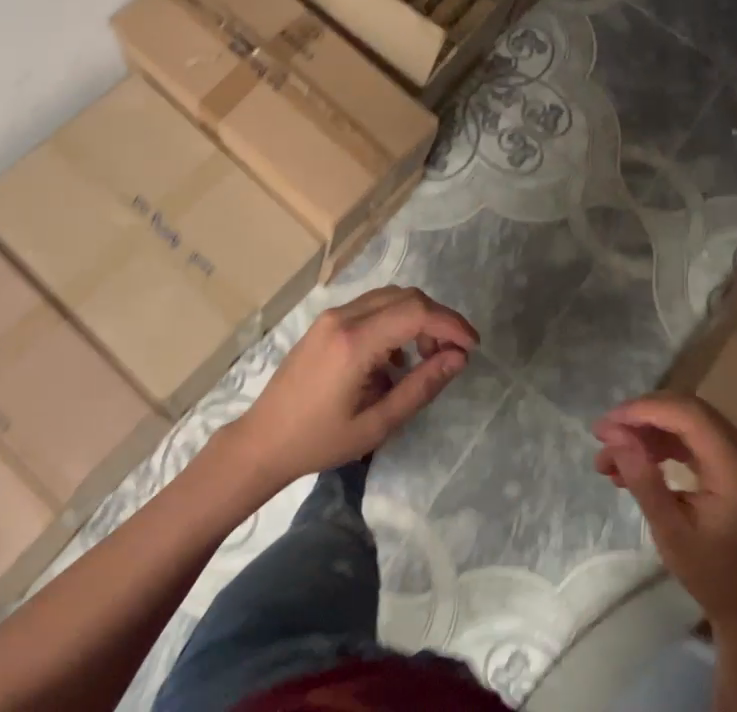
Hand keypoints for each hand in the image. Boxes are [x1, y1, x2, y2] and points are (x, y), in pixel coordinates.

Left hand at [228, 287, 477, 488]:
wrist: (264, 439)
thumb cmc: (320, 440)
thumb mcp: (378, 423)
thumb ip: (421, 387)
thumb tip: (458, 358)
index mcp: (354, 342)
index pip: (415, 311)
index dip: (451, 324)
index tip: (472, 348)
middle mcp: (342, 318)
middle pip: (404, 296)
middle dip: (436, 319)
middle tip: (451, 355)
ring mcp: (330, 318)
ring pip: (387, 298)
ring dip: (415, 319)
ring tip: (427, 357)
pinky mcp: (324, 324)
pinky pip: (369, 309)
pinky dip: (393, 322)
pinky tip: (396, 359)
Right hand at [593, 395, 736, 626]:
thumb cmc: (709, 571)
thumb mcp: (669, 530)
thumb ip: (642, 478)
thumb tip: (613, 434)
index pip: (689, 416)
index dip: (643, 411)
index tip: (605, 425)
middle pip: (687, 410)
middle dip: (640, 418)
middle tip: (602, 436)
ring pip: (686, 420)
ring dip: (646, 432)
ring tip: (610, 458)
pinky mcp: (735, 460)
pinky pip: (692, 436)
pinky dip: (660, 443)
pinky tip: (633, 463)